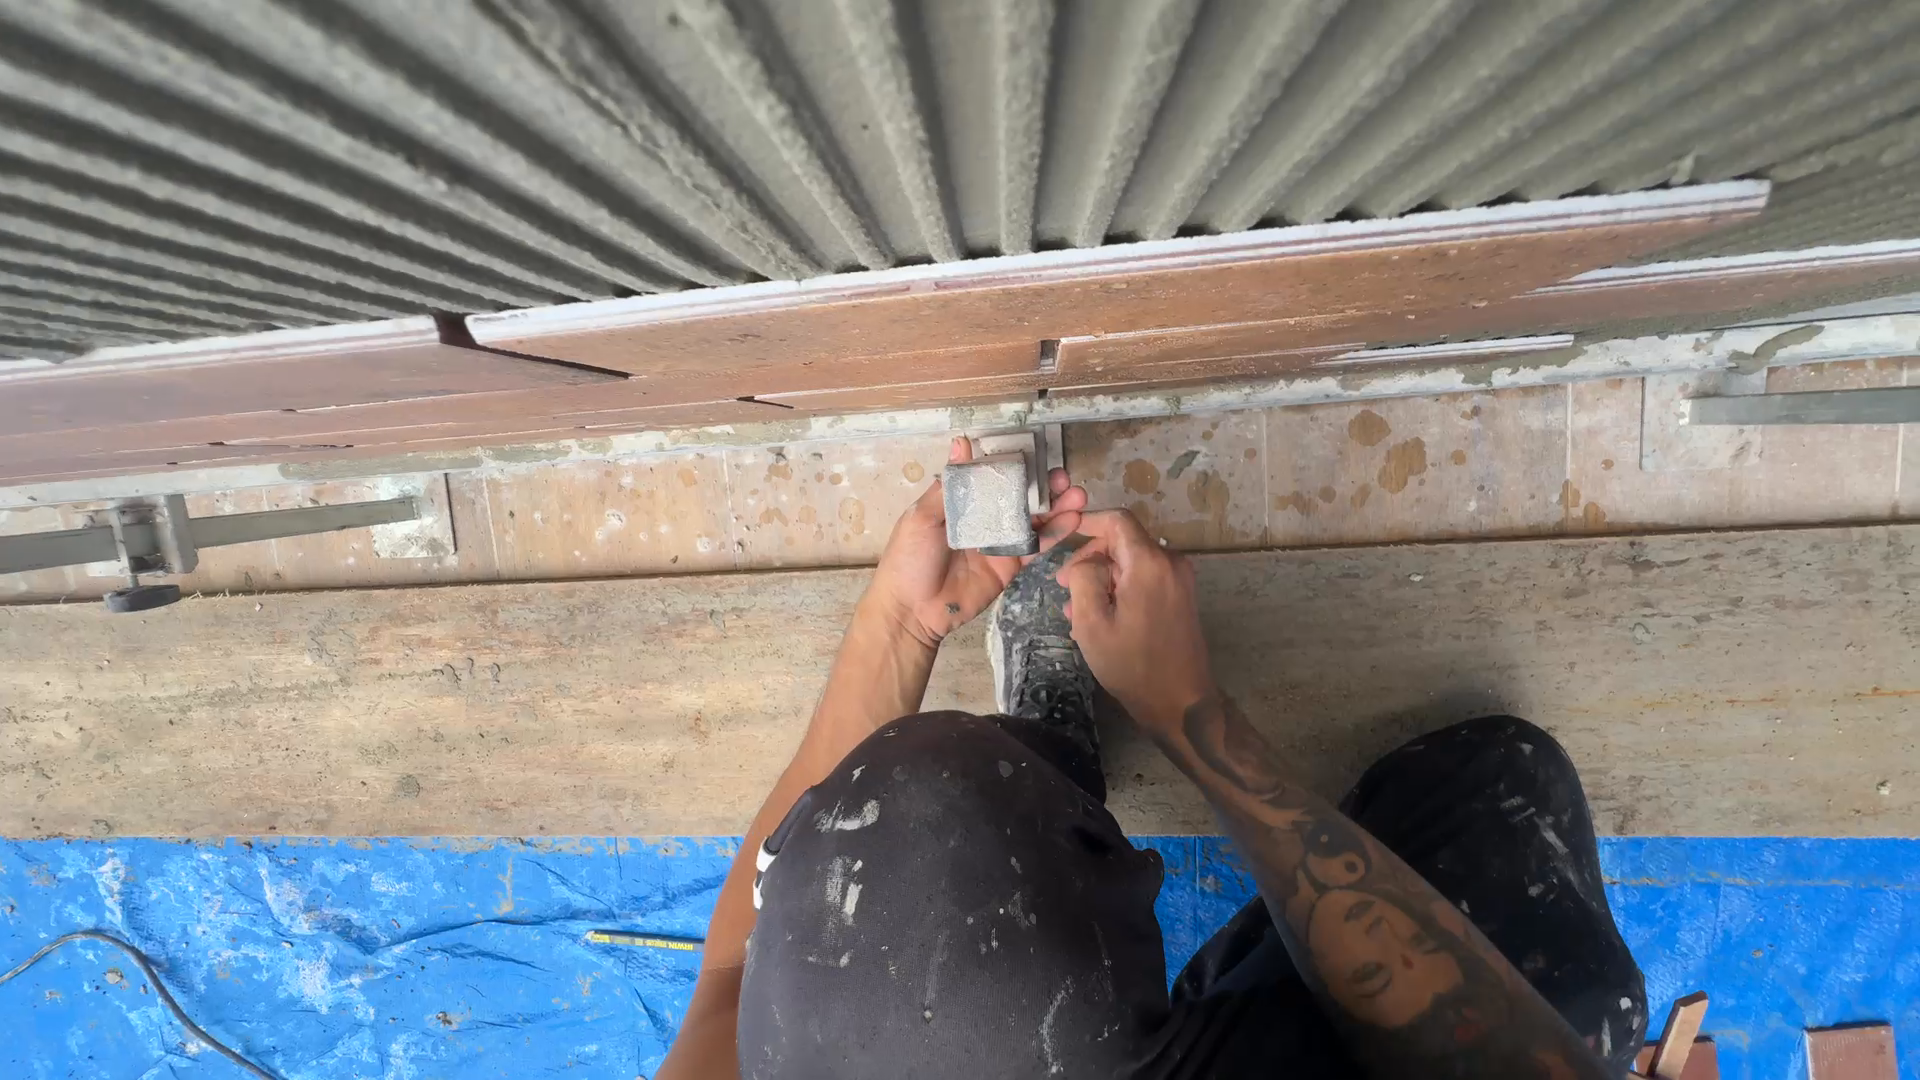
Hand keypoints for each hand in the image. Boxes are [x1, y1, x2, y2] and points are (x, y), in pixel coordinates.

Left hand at [867, 436, 1086, 647]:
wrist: (911, 610)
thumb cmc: (909, 559)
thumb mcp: (922, 516)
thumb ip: (950, 484)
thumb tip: (962, 442)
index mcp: (962, 502)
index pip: (994, 477)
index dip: (1016, 467)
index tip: (1037, 456)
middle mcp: (984, 518)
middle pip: (1019, 497)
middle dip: (1043, 486)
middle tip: (1064, 478)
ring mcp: (999, 542)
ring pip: (1033, 519)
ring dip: (1057, 507)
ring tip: (1078, 495)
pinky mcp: (1010, 565)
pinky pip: (1035, 546)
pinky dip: (1055, 533)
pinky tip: (1073, 520)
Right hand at [1055, 509, 1215, 734]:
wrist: (1181, 703)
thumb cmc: (1132, 665)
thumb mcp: (1092, 623)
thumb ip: (1083, 578)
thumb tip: (1087, 561)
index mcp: (1149, 563)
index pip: (1117, 520)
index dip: (1086, 522)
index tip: (1061, 535)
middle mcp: (1170, 562)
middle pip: (1123, 540)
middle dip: (1089, 557)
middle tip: (1062, 586)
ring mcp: (1179, 580)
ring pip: (1130, 561)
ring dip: (1101, 577)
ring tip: (1076, 610)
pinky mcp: (1180, 596)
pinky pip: (1143, 577)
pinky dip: (1119, 587)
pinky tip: (1100, 616)